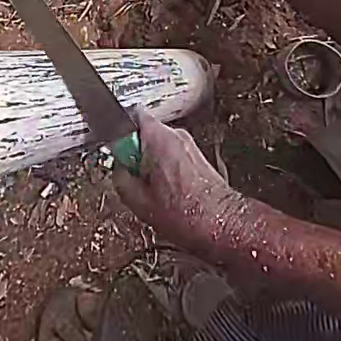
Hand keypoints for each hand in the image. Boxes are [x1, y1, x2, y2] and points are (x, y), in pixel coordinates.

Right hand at [112, 109, 253, 251]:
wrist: (223, 225)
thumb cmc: (188, 215)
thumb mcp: (138, 201)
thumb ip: (119, 177)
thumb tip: (118, 169)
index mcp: (158, 138)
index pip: (130, 115)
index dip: (118, 133)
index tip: (117, 153)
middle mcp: (176, 135)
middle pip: (143, 132)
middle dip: (134, 152)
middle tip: (134, 178)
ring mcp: (189, 145)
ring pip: (157, 145)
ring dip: (150, 162)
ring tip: (154, 190)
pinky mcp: (197, 156)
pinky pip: (171, 155)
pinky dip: (165, 169)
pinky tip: (169, 193)